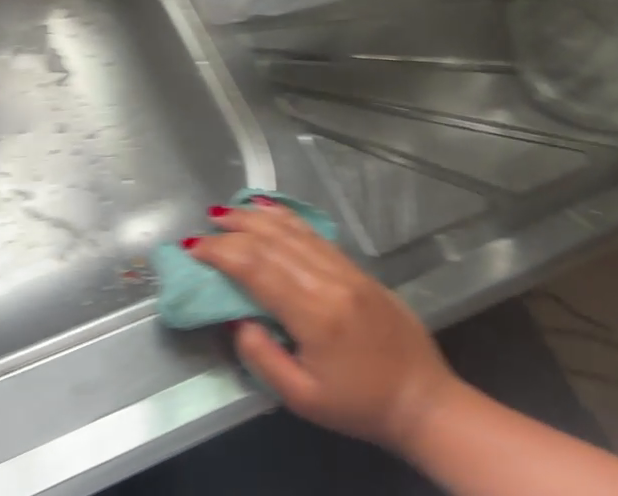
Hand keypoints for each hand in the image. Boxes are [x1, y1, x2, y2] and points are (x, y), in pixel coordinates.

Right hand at [192, 200, 461, 449]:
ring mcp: (347, 271)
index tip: (193, 249)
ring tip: (226, 211)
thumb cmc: (359, 406)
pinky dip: (287, 218)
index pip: (256, 269)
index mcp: (315, 314)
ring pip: (293, 232)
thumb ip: (261, 357)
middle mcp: (330, 281)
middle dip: (233, 231)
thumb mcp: (302, 398)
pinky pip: (315, 234)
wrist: (424, 402)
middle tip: (203, 228)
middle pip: (272, 243)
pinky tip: (269, 210)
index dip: (221, 254)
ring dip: (256, 218)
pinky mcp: (358, 269)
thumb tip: (236, 318)